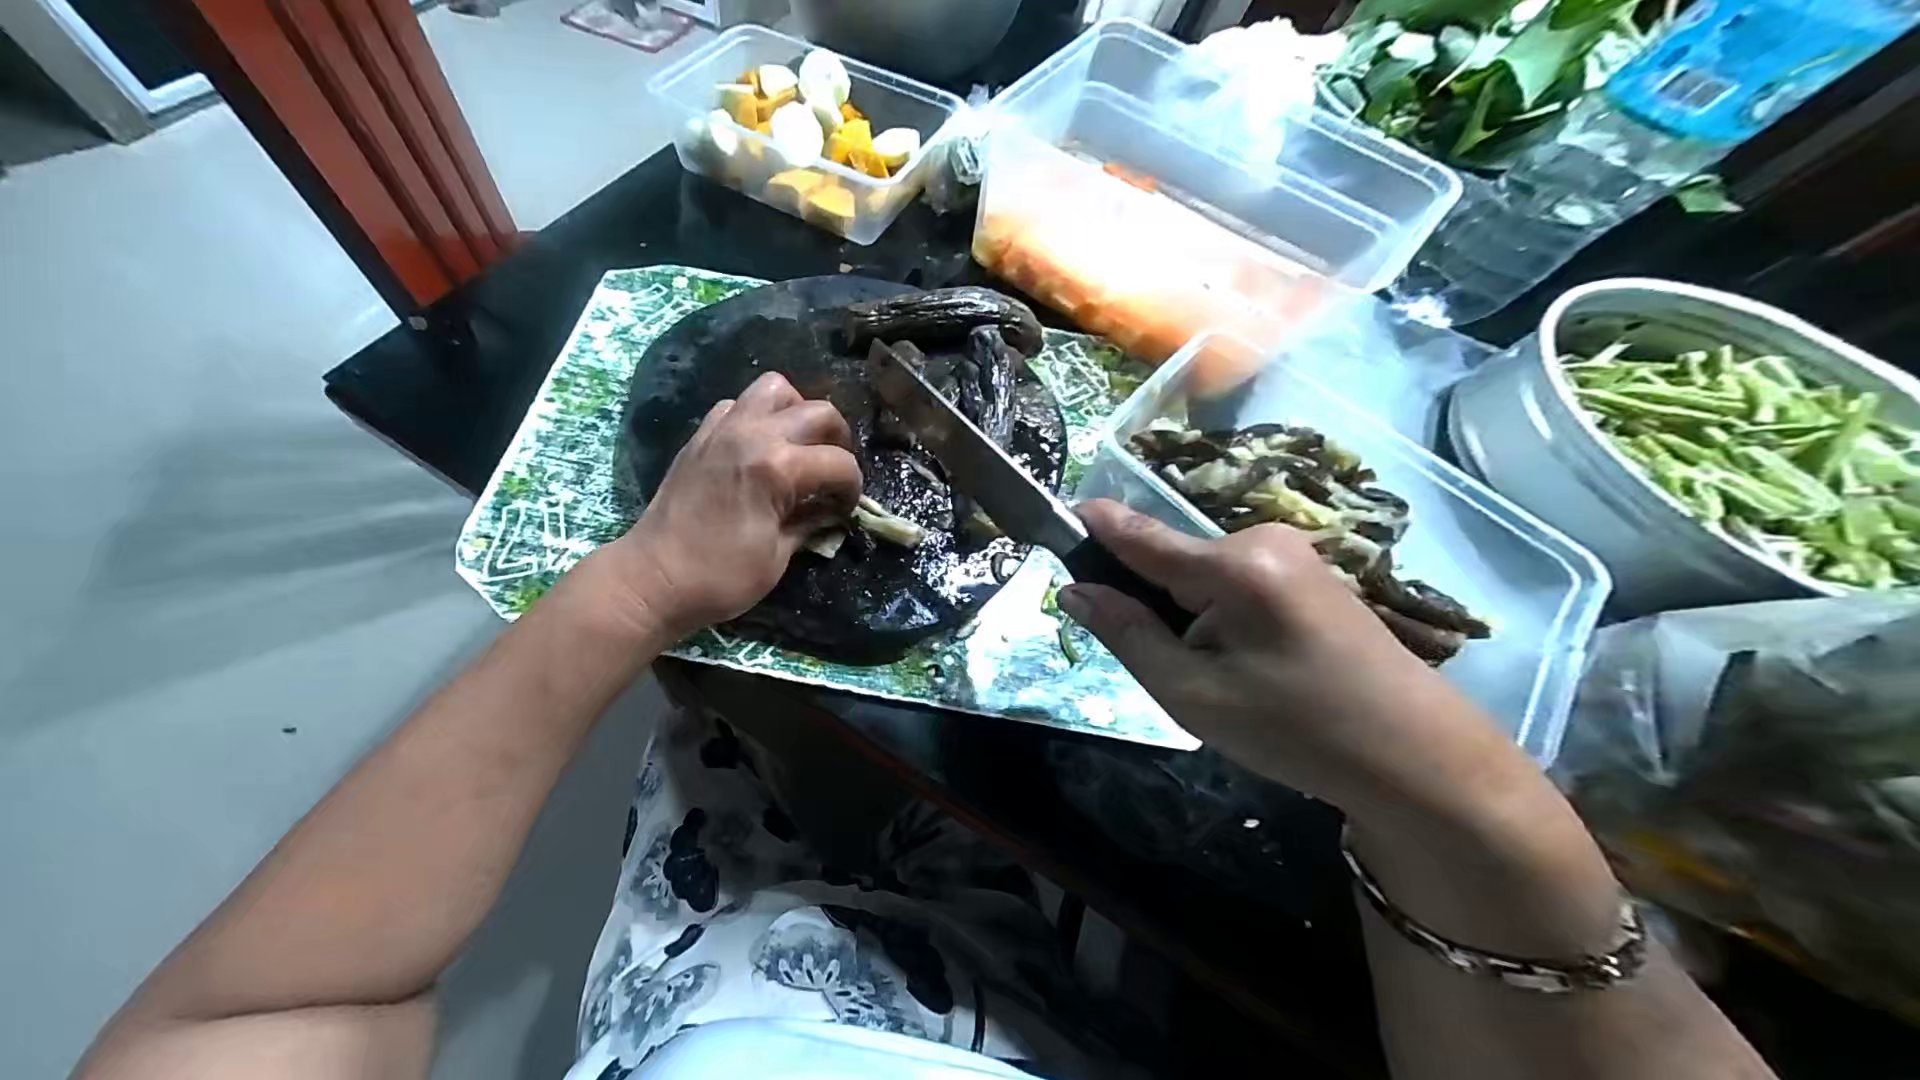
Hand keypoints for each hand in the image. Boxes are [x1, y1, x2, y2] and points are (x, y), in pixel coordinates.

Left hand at [594, 372, 862, 637]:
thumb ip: (811, 522)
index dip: (853, 488)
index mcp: (777, 467)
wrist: (652, 579)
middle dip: (838, 441)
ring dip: (798, 413)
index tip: (845, 510)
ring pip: (776, 389)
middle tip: (832, 473)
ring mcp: (723, 429)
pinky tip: (759, 449)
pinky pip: (738, 405)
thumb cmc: (721, 577)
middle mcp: (753, 435)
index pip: (840, 463)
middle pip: (819, 412)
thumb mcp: (779, 555)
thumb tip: (832, 510)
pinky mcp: (702, 435)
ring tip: (799, 446)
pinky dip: (758, 417)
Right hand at [1059, 500, 1528, 821]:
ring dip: (1179, 609)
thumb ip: (1127, 634)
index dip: (1089, 526)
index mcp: (1232, 565)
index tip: (1052, 522)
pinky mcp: (1307, 571)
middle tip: (1148, 658)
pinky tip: (1235, 661)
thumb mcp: (1192, 693)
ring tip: (1201, 673)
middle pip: (1168, 555)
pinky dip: (1211, 610)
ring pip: (1198, 570)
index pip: (1137, 534)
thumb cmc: (1296, 730)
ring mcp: (1290, 552)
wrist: (1421, 759)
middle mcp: (1260, 539)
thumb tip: (1074, 590)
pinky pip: (1231, 578)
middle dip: (1141, 594)